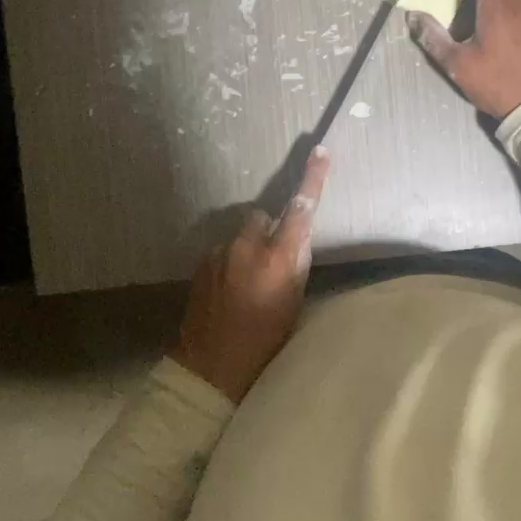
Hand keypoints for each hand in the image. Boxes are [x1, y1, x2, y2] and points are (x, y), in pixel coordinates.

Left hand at [172, 146, 331, 402]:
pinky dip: (231, 262)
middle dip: (270, 230)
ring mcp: (219, 254)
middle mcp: (247, 248)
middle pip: (262, 217)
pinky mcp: (201, 264)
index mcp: (278, 260)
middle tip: (274, 262)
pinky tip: (232, 291)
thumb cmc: (264, 344)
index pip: (300, 210)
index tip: (319, 151)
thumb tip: (296, 241)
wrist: (211, 369)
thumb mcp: (293, 304)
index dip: (312, 179)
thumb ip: (295, 265)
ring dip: (248, 249)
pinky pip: (224, 251)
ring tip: (249, 284)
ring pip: (241, 236)